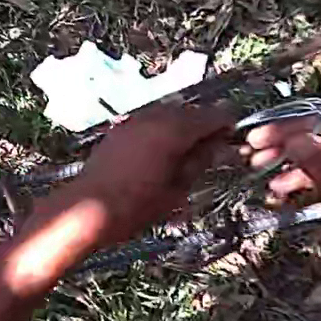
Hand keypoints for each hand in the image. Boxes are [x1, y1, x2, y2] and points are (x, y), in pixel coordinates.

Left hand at [64, 102, 231, 245]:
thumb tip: (215, 148)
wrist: (87, 209)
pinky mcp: (117, 130)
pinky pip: (147, 120)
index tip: (233, 134)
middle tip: (212, 143)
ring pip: (166, 112)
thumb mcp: (175, 191)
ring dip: (180, 124)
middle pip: (188, 111)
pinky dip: (160, 128)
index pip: (210, 117)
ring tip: (187, 147)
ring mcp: (132, 121)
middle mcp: (153, 117)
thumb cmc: (135, 207)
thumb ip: (197, 164)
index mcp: (172, 131)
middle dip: (202, 123)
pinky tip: (161, 148)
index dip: (225, 124)